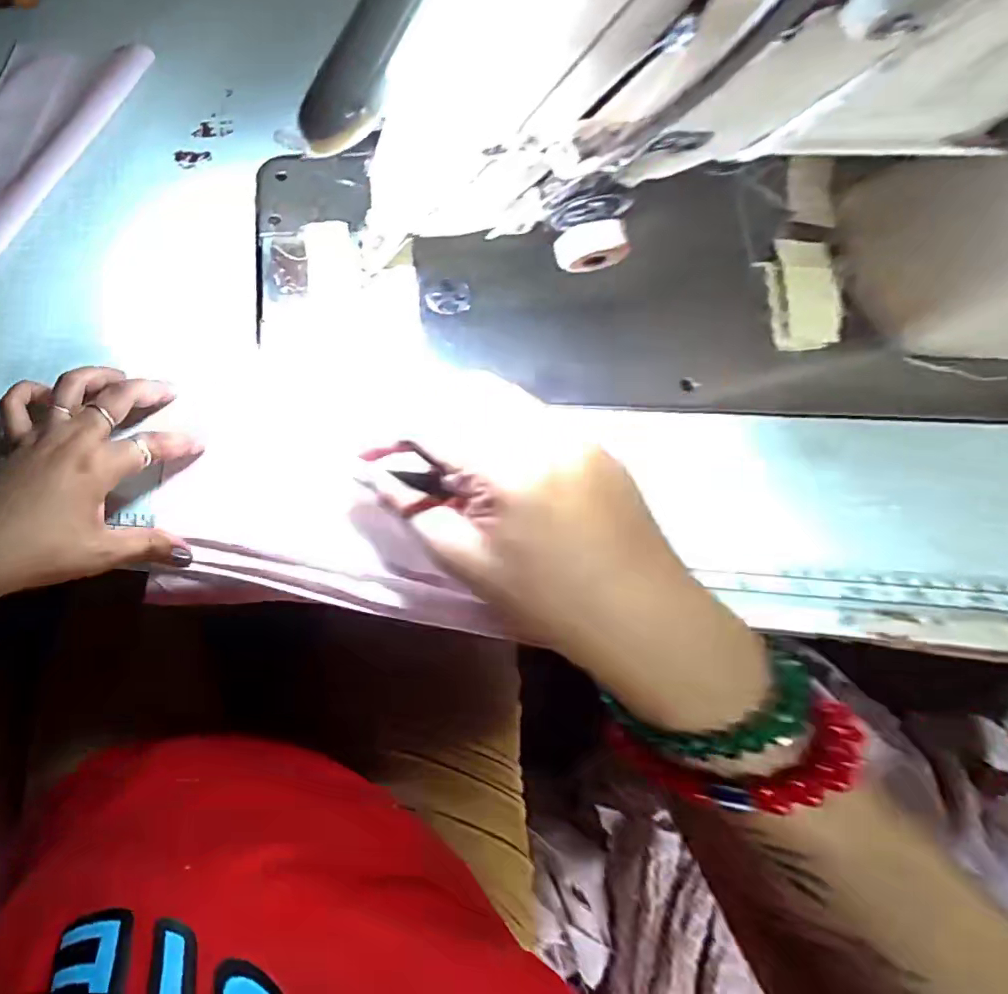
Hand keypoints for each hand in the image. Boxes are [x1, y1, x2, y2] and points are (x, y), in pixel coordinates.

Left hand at [0, 367, 202, 611]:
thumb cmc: (42, 553)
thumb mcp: (100, 553)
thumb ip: (145, 545)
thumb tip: (187, 552)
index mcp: (98, 464)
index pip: (148, 446)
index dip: (178, 443)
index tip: (199, 441)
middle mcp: (73, 437)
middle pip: (115, 399)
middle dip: (147, 390)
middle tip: (168, 389)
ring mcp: (40, 433)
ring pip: (71, 385)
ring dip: (98, 375)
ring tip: (117, 376)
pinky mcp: (14, 438)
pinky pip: (18, 401)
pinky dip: (32, 391)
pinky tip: (47, 395)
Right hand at [362, 396, 769, 731]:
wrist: (644, 617)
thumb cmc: (543, 597)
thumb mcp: (462, 557)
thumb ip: (407, 507)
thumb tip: (366, 475)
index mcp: (506, 464)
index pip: (428, 420)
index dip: (385, 434)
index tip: (362, 458)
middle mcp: (541, 430)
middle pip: (460, 391)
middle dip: (417, 414)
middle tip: (396, 453)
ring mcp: (572, 431)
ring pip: (495, 396)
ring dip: (453, 413)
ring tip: (436, 456)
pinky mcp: (591, 441)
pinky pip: (526, 413)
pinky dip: (489, 423)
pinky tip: (484, 464)